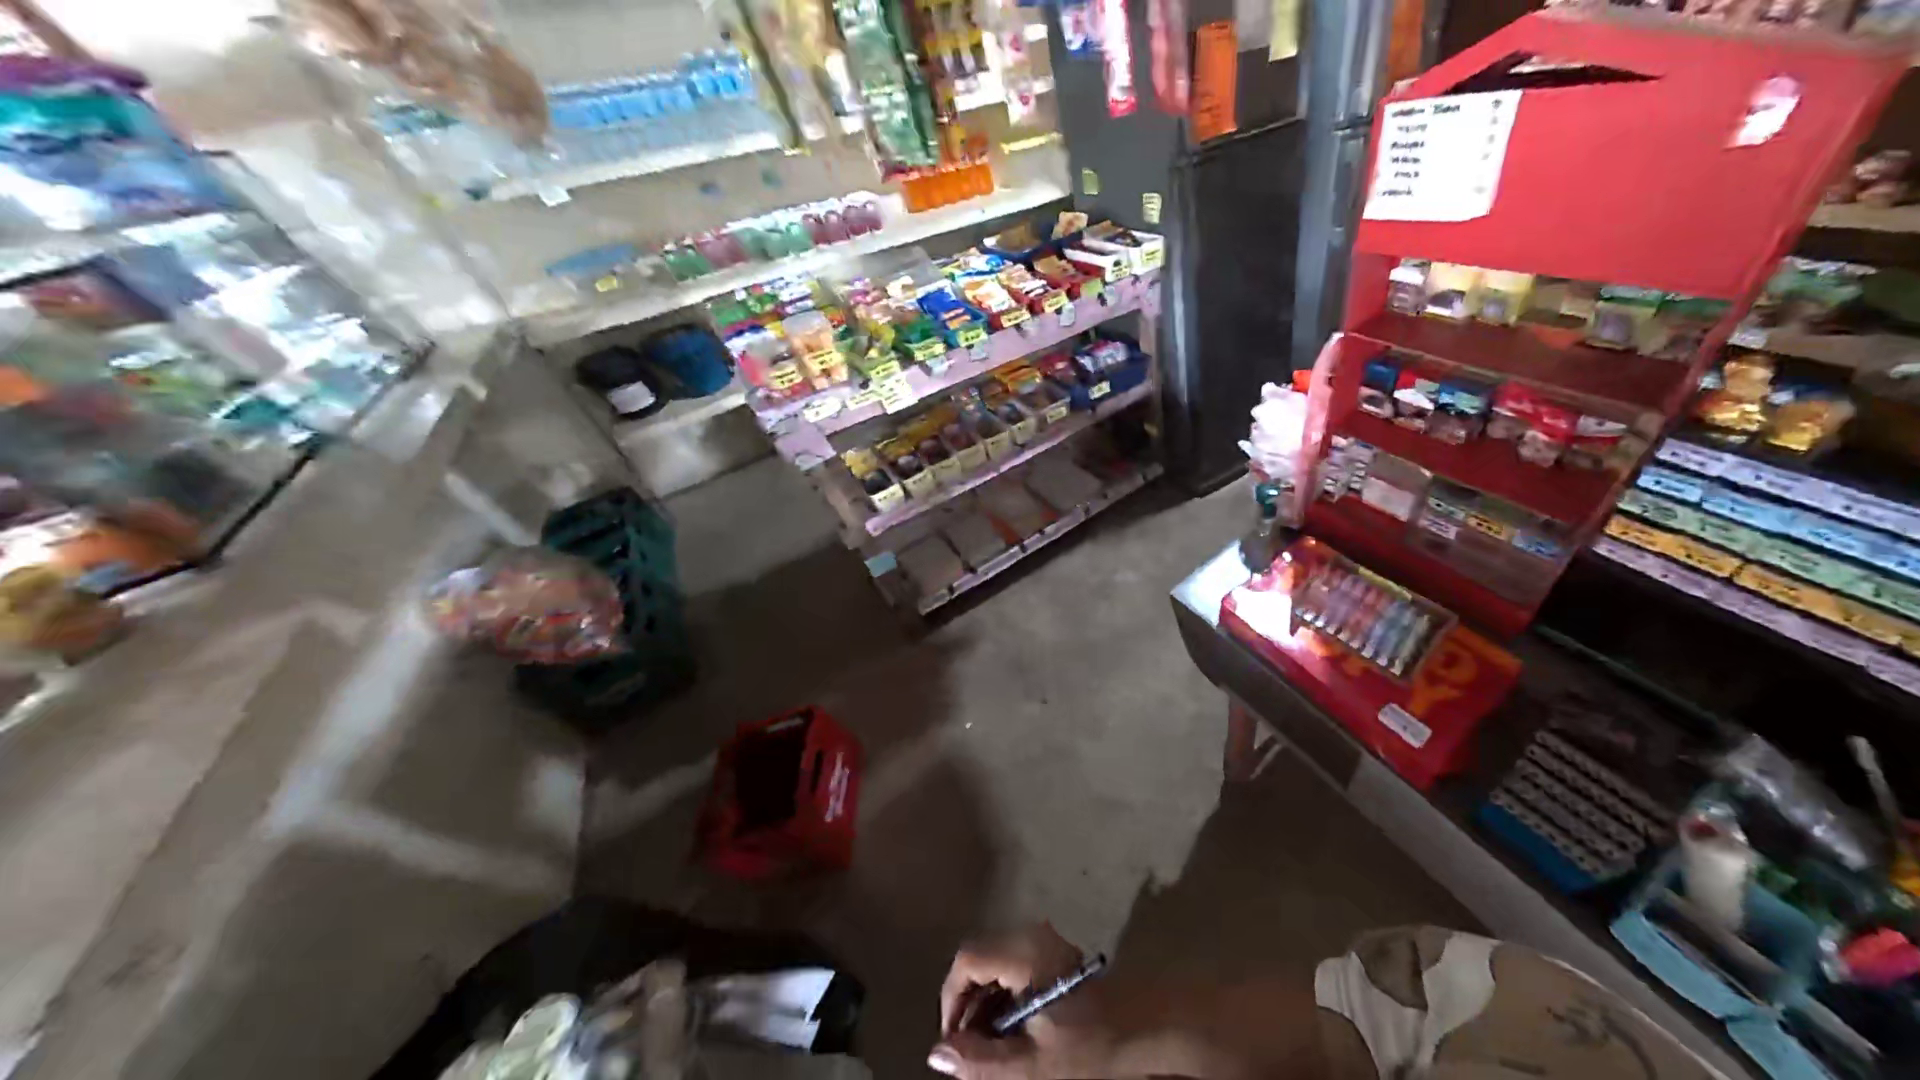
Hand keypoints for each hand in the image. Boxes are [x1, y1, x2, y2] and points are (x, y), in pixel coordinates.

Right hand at [928, 924, 1112, 1078]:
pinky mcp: (1052, 951)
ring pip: (993, 962)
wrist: (1144, 1031)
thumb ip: (982, 1061)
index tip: (954, 1042)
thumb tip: (936, 1055)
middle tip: (968, 1048)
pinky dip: (1003, 995)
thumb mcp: (1033, 1065)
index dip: (951, 1000)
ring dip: (984, 1001)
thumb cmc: (1089, 1047)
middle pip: (978, 959)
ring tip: (988, 1045)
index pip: (967, 961)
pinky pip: (1012, 964)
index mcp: (1024, 953)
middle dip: (967, 1004)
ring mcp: (1042, 940)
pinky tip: (1010, 1030)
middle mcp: (1030, 935)